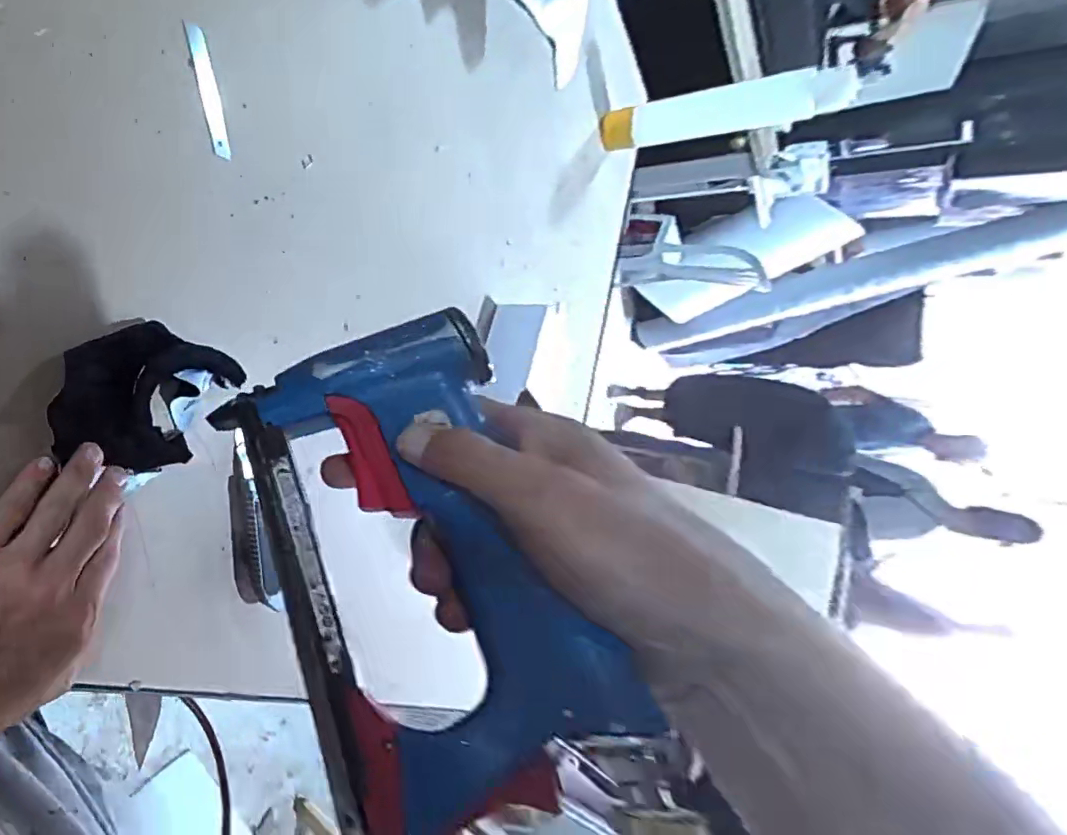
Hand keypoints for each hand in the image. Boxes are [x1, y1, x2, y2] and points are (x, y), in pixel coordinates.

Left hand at [0, 443, 125, 748]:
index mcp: (77, 616)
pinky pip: (11, 508)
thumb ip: (84, 628)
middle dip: (107, 492)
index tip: (120, 504)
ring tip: (90, 453)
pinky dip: (31, 482)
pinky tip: (44, 465)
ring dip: (77, 475)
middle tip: (115, 471)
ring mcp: (16, 564)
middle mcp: (54, 584)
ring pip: (57, 508)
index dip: (116, 523)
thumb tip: (95, 586)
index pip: (106, 555)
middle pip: (90, 524)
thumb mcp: (60, 675)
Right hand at [321, 401, 810, 676]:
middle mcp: (531, 478)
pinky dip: (466, 595)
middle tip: (408, 549)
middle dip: (421, 517)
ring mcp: (538, 531)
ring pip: (461, 535)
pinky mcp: (544, 579)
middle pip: (447, 483)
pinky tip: (465, 619)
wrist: (716, 650)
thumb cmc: (631, 551)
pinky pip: (484, 576)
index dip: (398, 429)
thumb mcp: (542, 496)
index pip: (449, 417)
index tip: (350, 452)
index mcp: (533, 439)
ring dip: (441, 564)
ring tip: (446, 597)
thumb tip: (404, 432)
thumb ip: (468, 462)